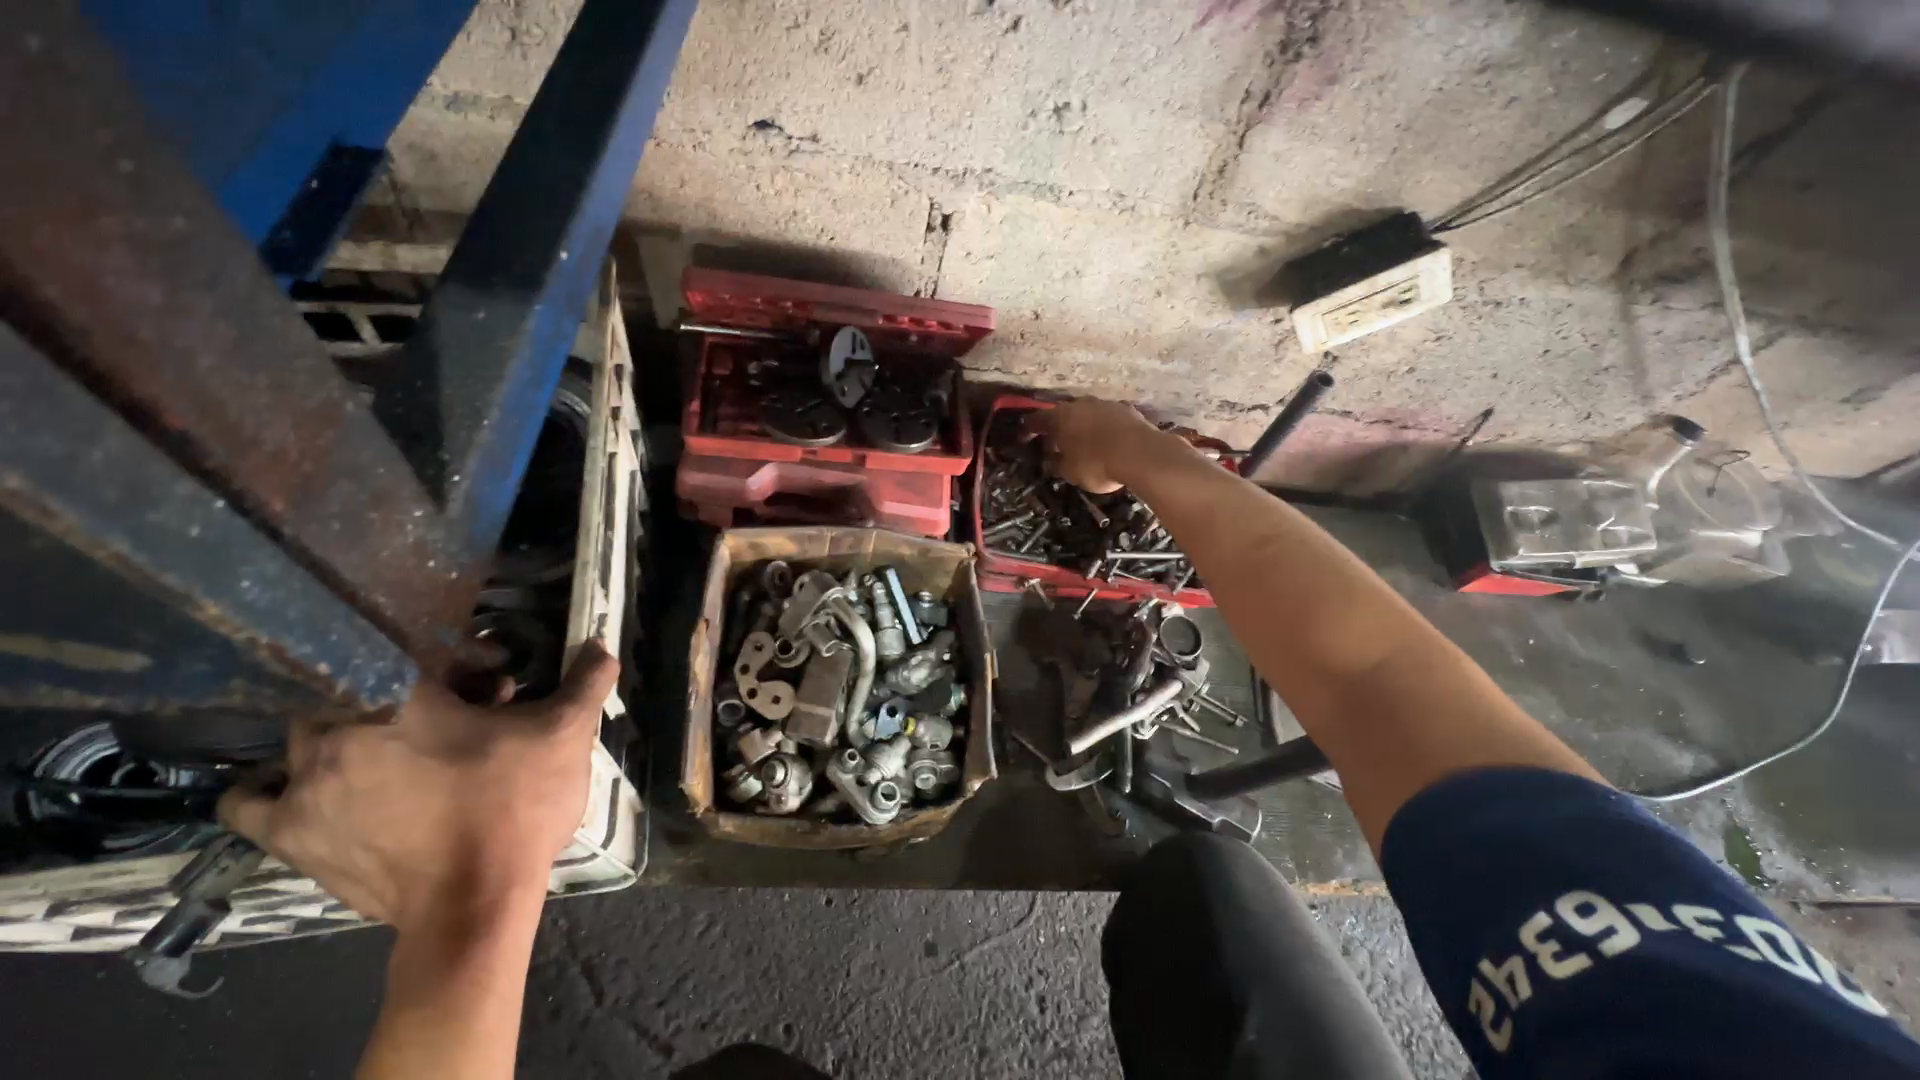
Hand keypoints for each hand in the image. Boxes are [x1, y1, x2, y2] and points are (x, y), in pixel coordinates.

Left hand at [219, 644, 619, 935]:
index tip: (493, 693)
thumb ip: (584, 684)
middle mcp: (341, 726)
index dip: (462, 670)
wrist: (474, 902)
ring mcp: (305, 780)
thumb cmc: (516, 807)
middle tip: (450, 723)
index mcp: (405, 692)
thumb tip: (602, 646)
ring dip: (343, 732)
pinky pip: (252, 798)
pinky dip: (271, 786)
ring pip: (308, 732)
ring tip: (386, 751)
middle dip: (403, 697)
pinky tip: (302, 787)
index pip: (422, 653)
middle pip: (361, 687)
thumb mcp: (564, 736)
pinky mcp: (287, 830)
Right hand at [1025, 398, 1165, 492]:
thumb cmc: (1097, 463)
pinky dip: (1103, 428)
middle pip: (1063, 414)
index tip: (1025, 437)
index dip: (1029, 429)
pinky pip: (1107, 419)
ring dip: (1082, 426)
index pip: (1037, 419)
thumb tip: (1050, 459)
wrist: (1141, 454)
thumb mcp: (1069, 471)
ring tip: (1082, 442)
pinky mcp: (1127, 410)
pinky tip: (1106, 441)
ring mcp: (1105, 404)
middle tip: (1056, 444)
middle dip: (1058, 428)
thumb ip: (1056, 463)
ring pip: (1087, 414)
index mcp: (1060, 417)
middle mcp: (1080, 404)